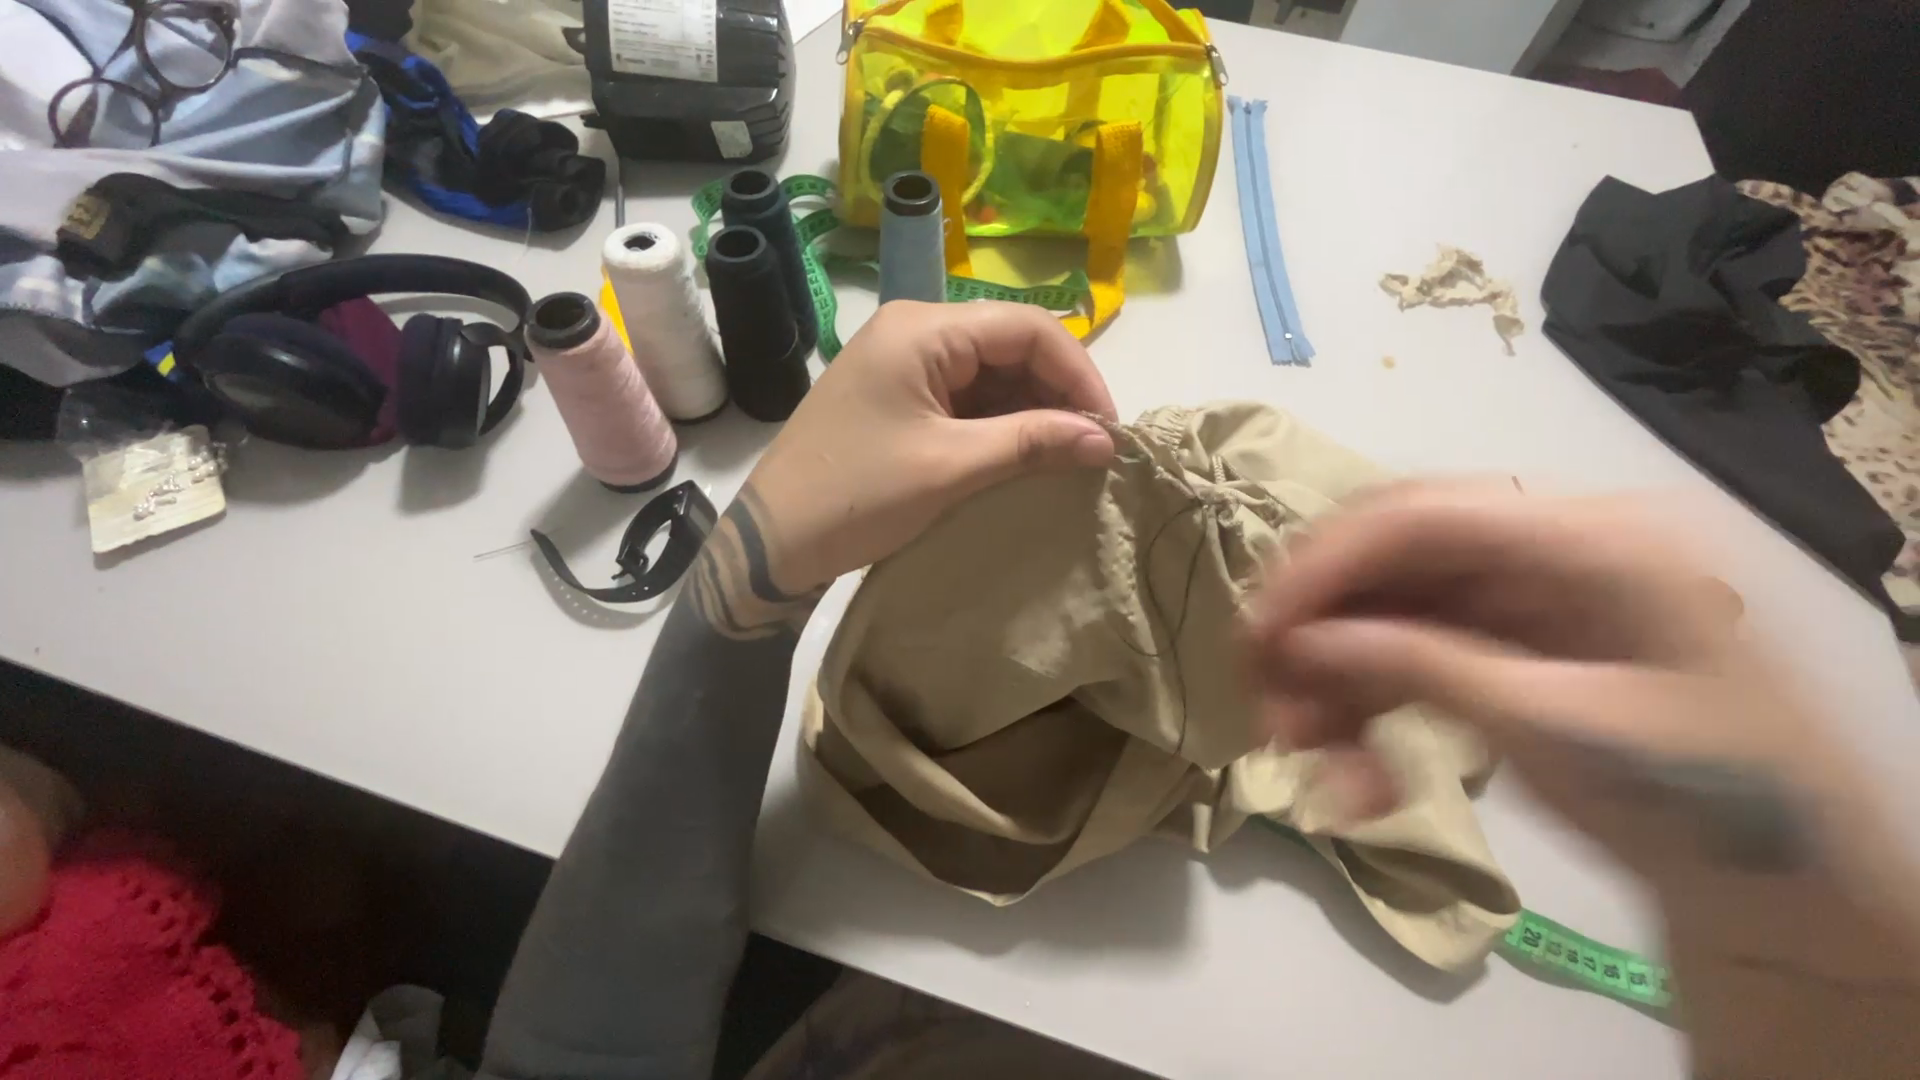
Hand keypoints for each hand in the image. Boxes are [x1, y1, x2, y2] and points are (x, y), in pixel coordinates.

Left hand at [743, 300, 1116, 593]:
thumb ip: (1031, 443)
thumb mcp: (950, 469)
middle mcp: (915, 331)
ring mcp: (905, 365)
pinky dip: (1000, 424)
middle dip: (1058, 394)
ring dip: (1032, 411)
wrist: (772, 542)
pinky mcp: (900, 398)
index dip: (1078, 374)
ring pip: (992, 374)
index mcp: (923, 329)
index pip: (1028, 328)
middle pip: (1011, 345)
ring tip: (1066, 457)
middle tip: (1091, 448)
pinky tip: (1024, 456)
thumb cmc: (856, 497)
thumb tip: (1105, 440)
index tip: (1108, 429)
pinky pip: (966, 398)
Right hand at [1238, 481, 1916, 932]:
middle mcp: (1541, 545)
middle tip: (1262, 694)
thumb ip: (1421, 668)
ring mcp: (1513, 591)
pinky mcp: (1493, 634)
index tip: (1257, 629)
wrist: (1776, 873)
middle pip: (1388, 557)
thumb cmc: (1698, 796)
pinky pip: (1399, 650)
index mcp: (1591, 539)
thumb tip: (1298, 643)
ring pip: (1379, 608)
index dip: (1326, 563)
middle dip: (1316, 628)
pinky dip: (1362, 704)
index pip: (1424, 514)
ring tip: (1302, 751)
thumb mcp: (1556, 727)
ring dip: (1329, 677)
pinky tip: (1352, 770)